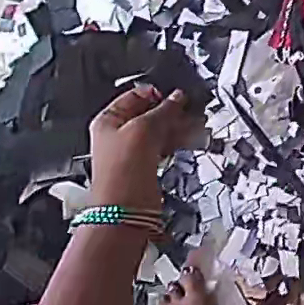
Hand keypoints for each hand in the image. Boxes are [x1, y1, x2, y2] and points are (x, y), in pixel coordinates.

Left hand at [87, 84, 192, 209]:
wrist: (126, 210)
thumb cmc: (121, 173)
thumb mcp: (144, 129)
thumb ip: (163, 111)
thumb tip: (176, 98)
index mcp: (107, 121)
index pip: (134, 96)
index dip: (155, 94)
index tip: (174, 95)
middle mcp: (118, 136)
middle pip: (148, 114)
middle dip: (170, 111)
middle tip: (189, 108)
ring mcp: (133, 153)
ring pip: (158, 132)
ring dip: (177, 126)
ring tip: (195, 122)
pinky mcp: (146, 168)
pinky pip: (163, 148)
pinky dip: (176, 141)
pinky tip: (189, 138)